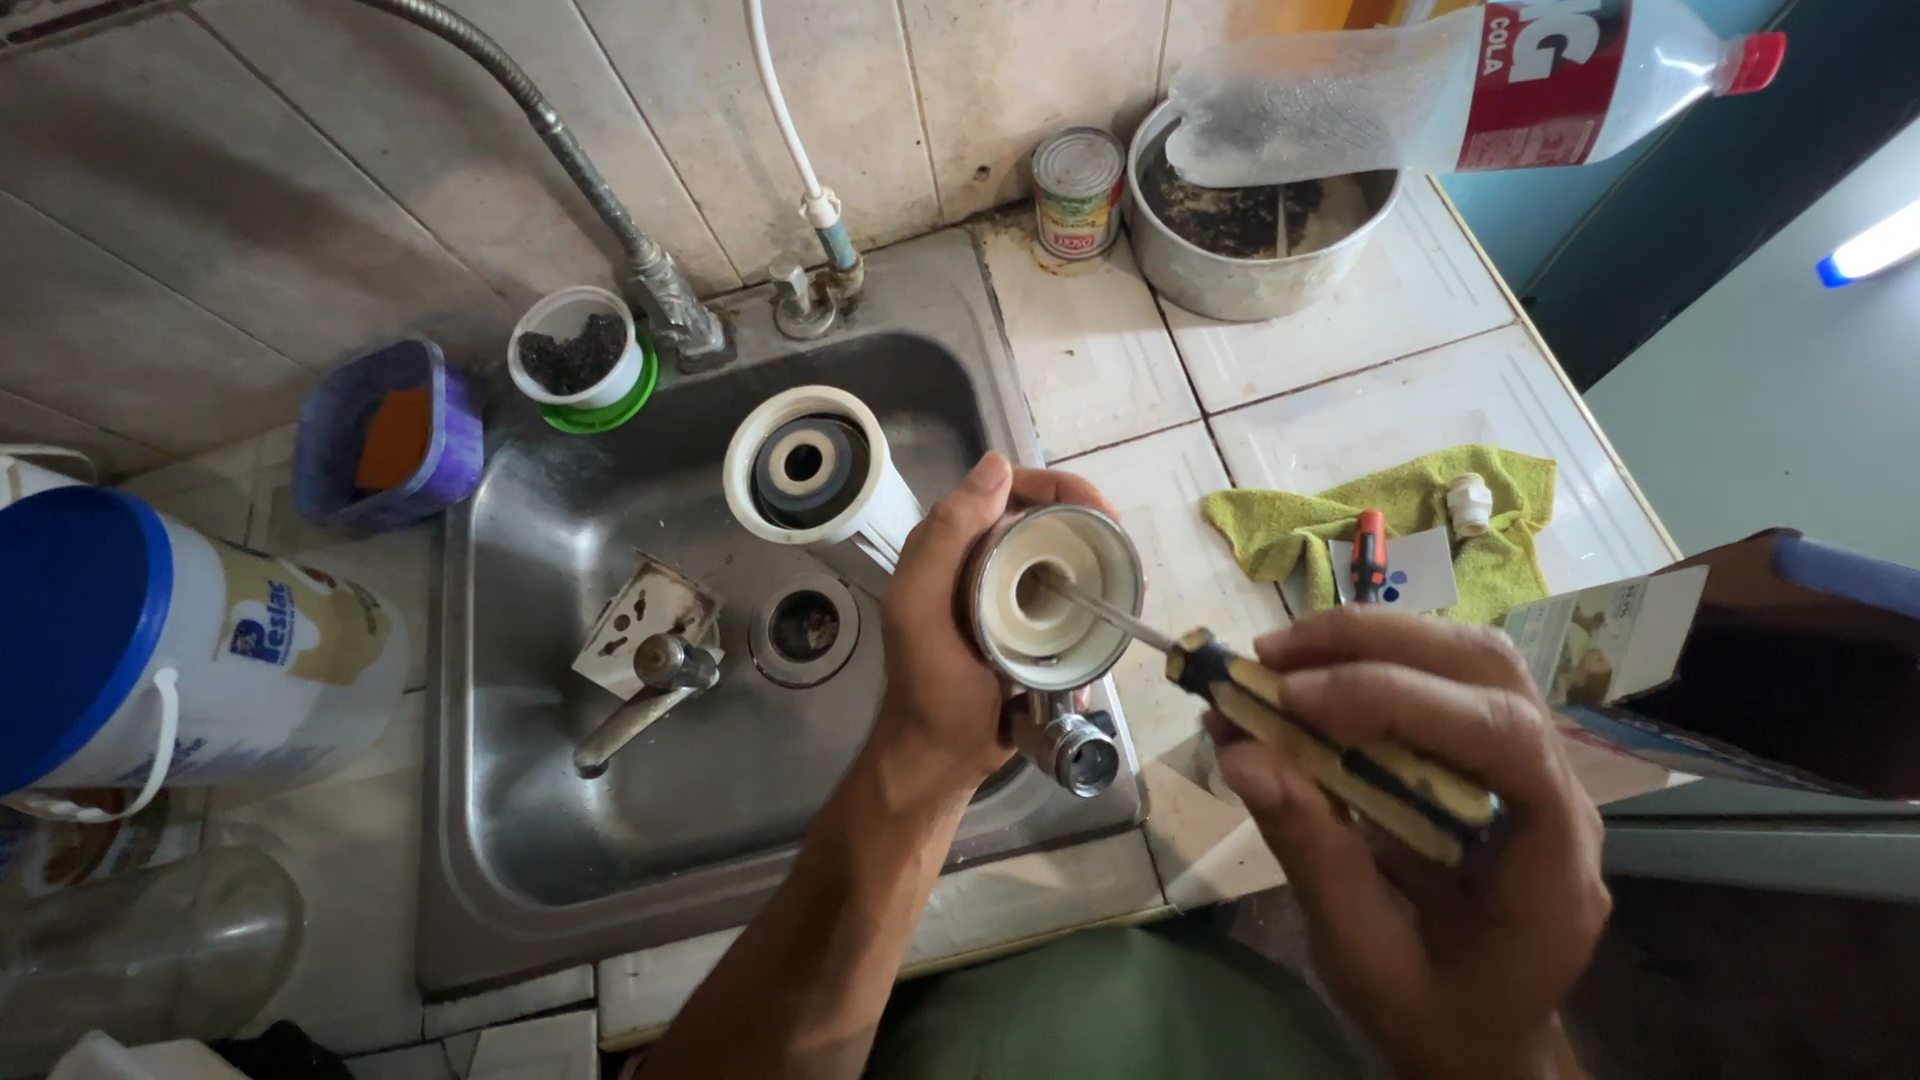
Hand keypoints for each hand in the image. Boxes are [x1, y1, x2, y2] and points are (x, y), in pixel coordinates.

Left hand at [872, 451, 1118, 799]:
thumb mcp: (919, 608)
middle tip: (1121, 545)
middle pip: (1042, 516)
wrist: (944, 753)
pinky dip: (1093, 590)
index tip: (1099, 511)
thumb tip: (998, 465)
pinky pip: (1066, 590)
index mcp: (949, 544)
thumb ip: (945, 538)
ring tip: (1126, 575)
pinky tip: (1115, 603)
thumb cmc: (930, 685)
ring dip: (1097, 554)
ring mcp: (1006, 590)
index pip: (1008, 488)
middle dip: (1087, 518)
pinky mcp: (1031, 621)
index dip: (1057, 487)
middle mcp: (978, 557)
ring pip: (1059, 551)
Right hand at [1207, 607, 1607, 1079]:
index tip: (1291, 700)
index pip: (1504, 738)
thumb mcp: (1358, 950)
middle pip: (1487, 670)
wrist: (1477, 1029)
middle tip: (1268, 656)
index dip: (1395, 699)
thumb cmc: (1429, 1007)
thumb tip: (1240, 753)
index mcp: (1549, 861)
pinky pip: (1435, 674)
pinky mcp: (1482, 750)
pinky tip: (1303, 673)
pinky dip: (1360, 656)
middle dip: (1371, 643)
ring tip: (1275, 656)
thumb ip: (1309, 850)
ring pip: (1464, 655)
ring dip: (1364, 638)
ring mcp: (1525, 764)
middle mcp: (1554, 792)